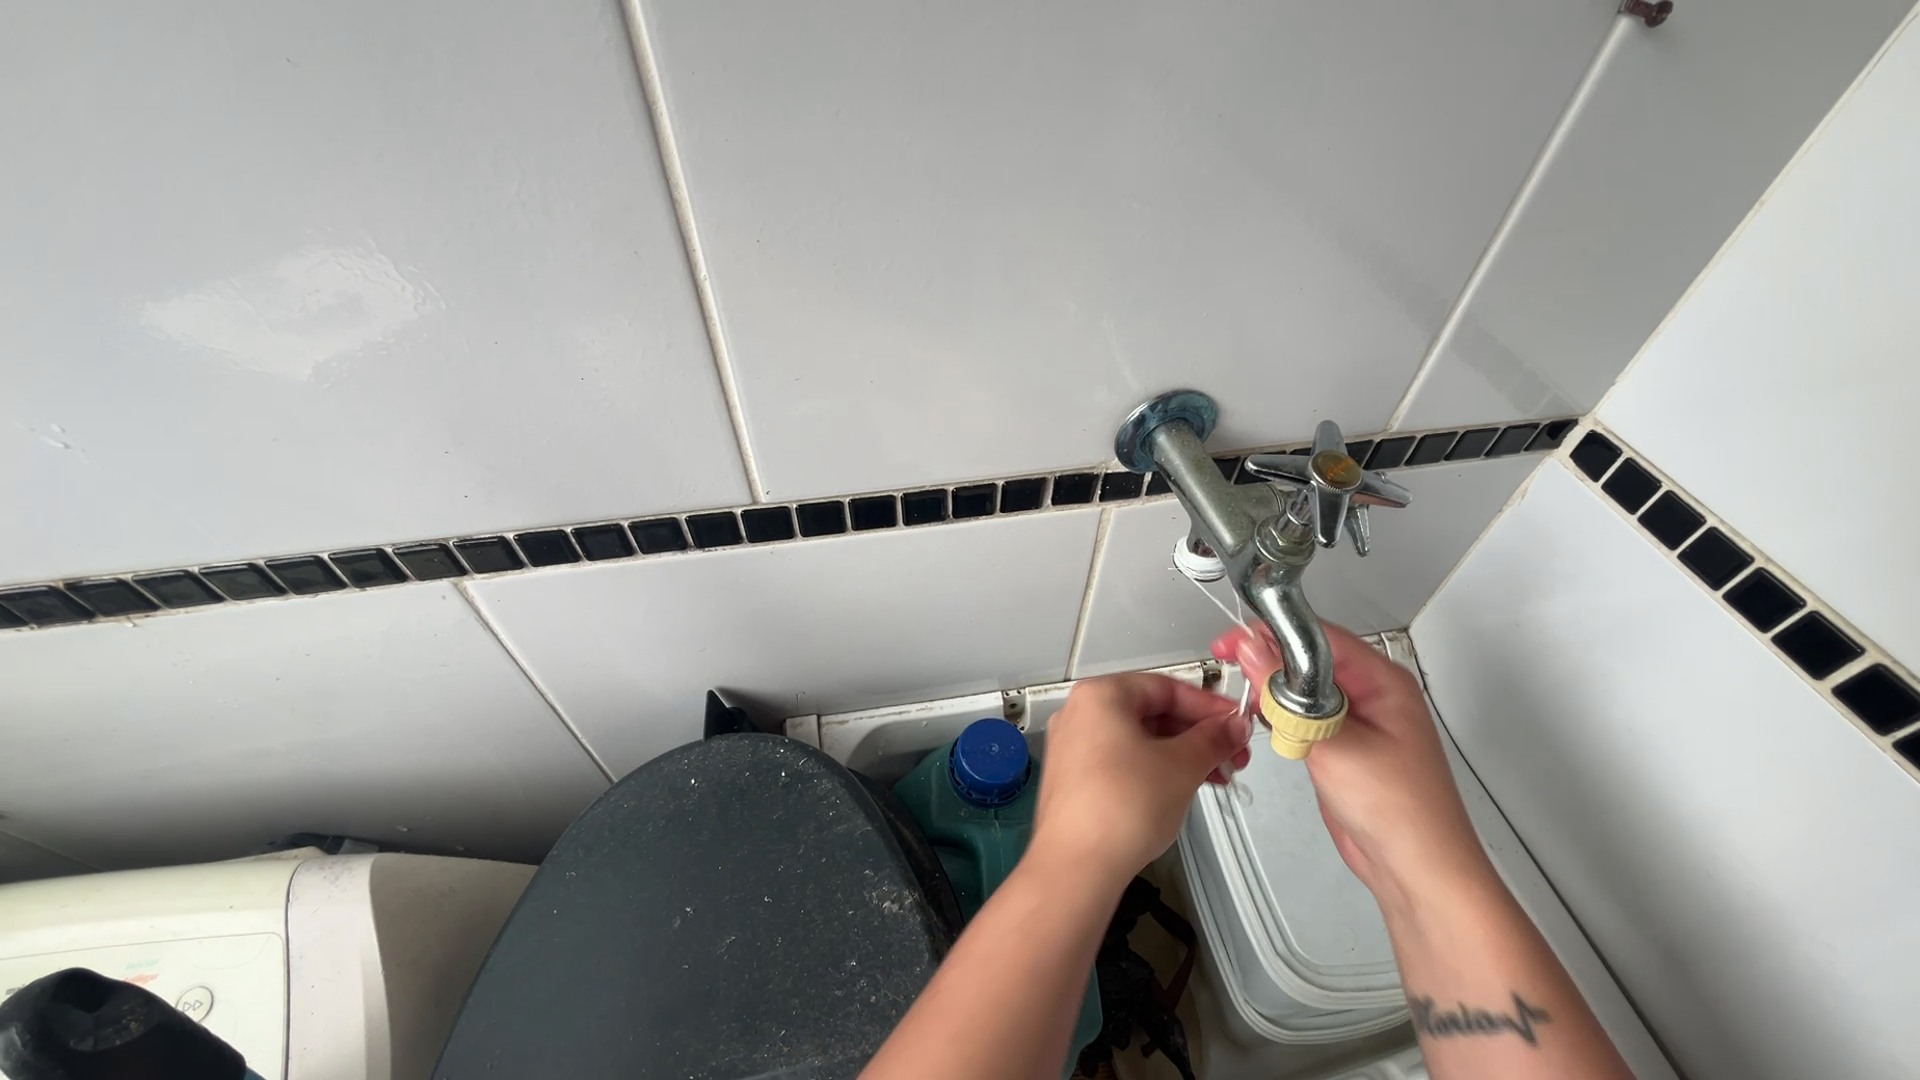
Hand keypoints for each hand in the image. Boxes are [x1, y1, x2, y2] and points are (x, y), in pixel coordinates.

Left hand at [1032, 674, 1249, 888]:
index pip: (1164, 687)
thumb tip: (1234, 726)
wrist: (1077, 864)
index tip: (1237, 722)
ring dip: (1181, 754)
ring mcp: (1073, 747)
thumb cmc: (1124, 805)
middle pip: (1150, 712)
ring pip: (1138, 739)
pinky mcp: (1073, 779)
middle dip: (1197, 734)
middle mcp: (1080, 714)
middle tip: (1232, 755)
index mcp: (1100, 696)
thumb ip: (1213, 739)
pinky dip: (1154, 769)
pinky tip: (1182, 789)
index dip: (1208, 706)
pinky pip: (1121, 761)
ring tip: (1217, 776)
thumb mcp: (1182, 765)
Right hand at [1212, 623, 1492, 912]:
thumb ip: (1287, 695)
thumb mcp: (1334, 743)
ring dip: (1271, 693)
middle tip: (1233, 671)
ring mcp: (1354, 719)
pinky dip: (1279, 718)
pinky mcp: (1339, 743)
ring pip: (1300, 688)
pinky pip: (1301, 715)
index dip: (1272, 634)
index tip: (1233, 642)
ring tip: (1247, 703)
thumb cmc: (1399, 812)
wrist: (1415, 872)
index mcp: (1381, 680)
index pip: (1318, 637)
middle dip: (1267, 663)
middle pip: (1306, 659)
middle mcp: (1369, 693)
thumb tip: (1254, 649)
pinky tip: (1265, 725)